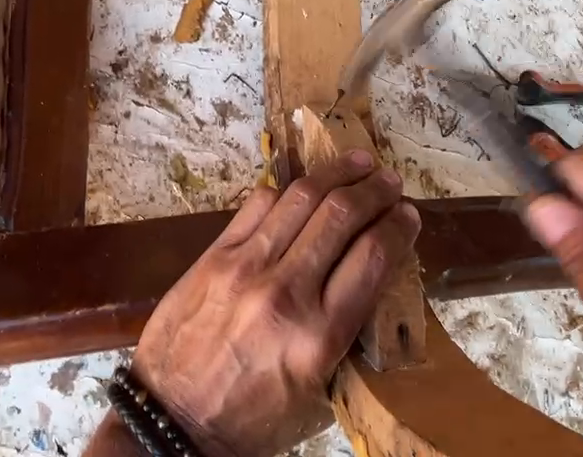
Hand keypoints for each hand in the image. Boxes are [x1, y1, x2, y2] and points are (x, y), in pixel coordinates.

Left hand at [123, 150, 421, 456]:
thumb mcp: (317, 391)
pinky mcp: (215, 254)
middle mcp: (287, 292)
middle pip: (341, 215)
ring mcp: (247, 266)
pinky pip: (258, 203)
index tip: (409, 215)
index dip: (398, 227)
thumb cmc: (253, 415)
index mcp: (320, 336)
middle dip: (374, 190)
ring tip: (358, 163)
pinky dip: (288, 190)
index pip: (372, 257)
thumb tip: (371, 272)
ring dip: (337, 173)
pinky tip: (303, 188)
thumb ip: (345, 329)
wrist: (172, 419)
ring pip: (301, 197)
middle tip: (389, 181)